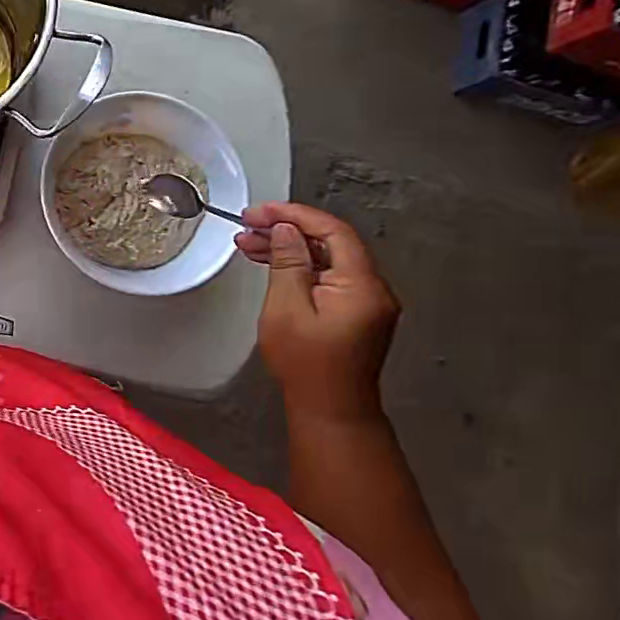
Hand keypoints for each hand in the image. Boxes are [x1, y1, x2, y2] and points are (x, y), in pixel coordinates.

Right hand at [234, 201, 398, 420]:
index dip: (295, 215)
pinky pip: (327, 275)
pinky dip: (298, 265)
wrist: (330, 407)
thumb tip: (285, 231)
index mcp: (361, 285)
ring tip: (248, 243)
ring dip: (289, 247)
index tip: (260, 212)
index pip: (333, 232)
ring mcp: (366, 301)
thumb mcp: (286, 308)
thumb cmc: (305, 363)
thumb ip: (288, 263)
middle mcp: (372, 288)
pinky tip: (271, 264)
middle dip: (288, 228)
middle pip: (332, 242)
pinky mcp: (355, 311)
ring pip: (327, 258)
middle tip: (248, 224)